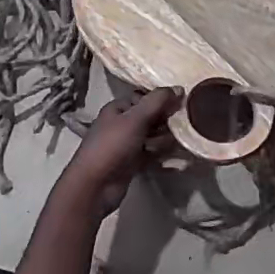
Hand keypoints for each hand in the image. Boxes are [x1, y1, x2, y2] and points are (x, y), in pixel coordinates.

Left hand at [60, 88, 178, 214]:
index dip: (161, 101)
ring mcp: (127, 144)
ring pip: (154, 136)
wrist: (95, 185)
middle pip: (152, 117)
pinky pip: (153, 152)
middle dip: (164, 123)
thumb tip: (179, 87)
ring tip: (160, 149)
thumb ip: (157, 102)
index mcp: (118, 108)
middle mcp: (122, 123)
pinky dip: (161, 154)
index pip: (145, 97)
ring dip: (162, 140)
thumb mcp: (135, 119)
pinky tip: (170, 159)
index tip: (177, 107)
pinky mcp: (133, 161)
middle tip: (170, 131)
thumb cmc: (112, 146)